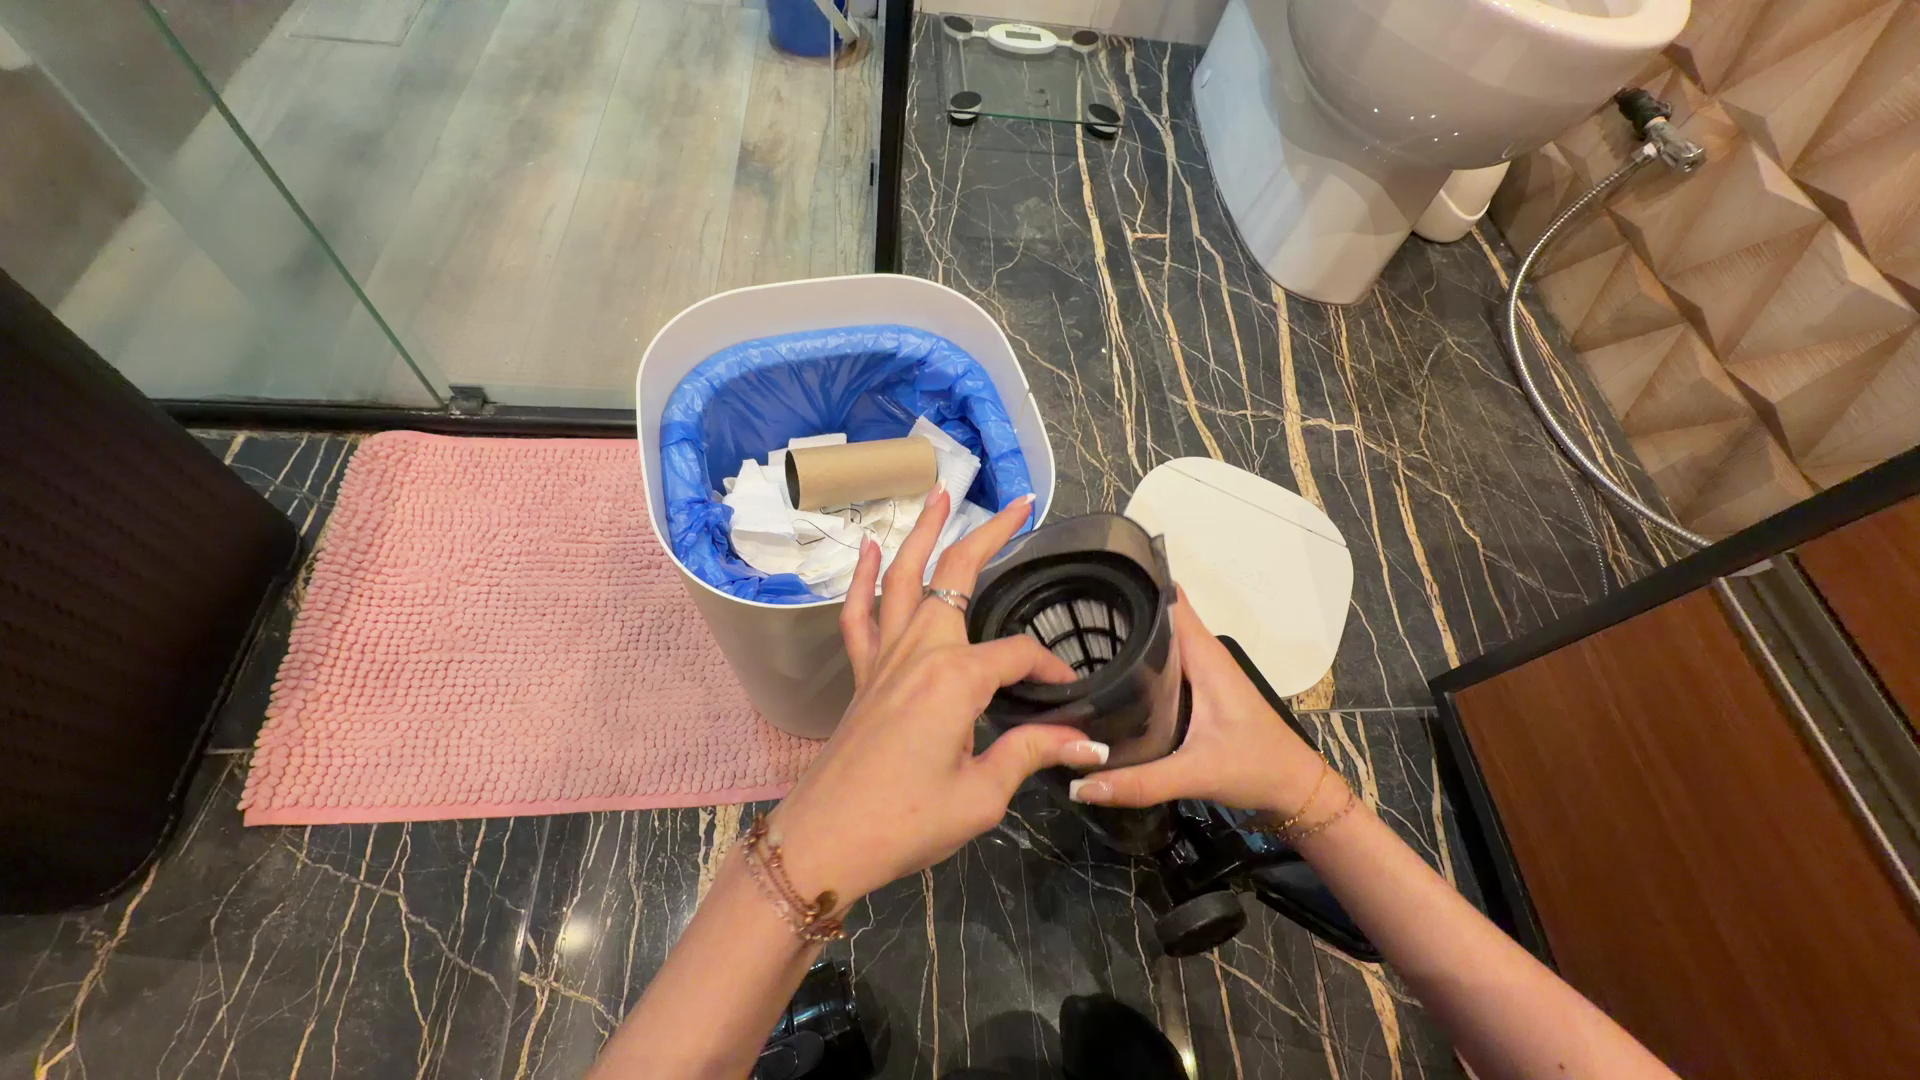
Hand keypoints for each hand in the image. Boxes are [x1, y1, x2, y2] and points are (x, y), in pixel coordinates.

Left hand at [770, 487, 1106, 904]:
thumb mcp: (981, 794)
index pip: (1019, 656)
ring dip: (924, 533)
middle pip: (956, 576)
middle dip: (990, 535)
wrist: (827, 839)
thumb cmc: (906, 821)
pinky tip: (868, 549)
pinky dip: (862, 577)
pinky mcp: (863, 673)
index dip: (1049, 671)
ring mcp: (885, 657)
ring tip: (941, 494)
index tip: (1069, 694)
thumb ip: (1031, 752)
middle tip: (1019, 505)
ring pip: (903, 577)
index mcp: (956, 678)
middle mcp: (920, 650)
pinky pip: (859, 613)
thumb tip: (1087, 741)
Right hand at [1065, 590, 1331, 816]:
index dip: (1136, 583)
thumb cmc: (1257, 768)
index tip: (1093, 580)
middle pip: (1157, 615)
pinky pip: (1163, 660)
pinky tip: (1108, 673)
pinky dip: (1138, 659)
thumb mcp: (1195, 774)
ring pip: (1159, 638)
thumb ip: (1139, 781)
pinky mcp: (1198, 689)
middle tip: (1069, 614)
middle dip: (1119, 609)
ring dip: (1127, 634)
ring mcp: (1201, 671)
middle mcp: (1202, 655)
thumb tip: (1080, 785)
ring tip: (1076, 637)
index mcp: (1204, 656)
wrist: (1296, 790)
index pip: (1169, 600)